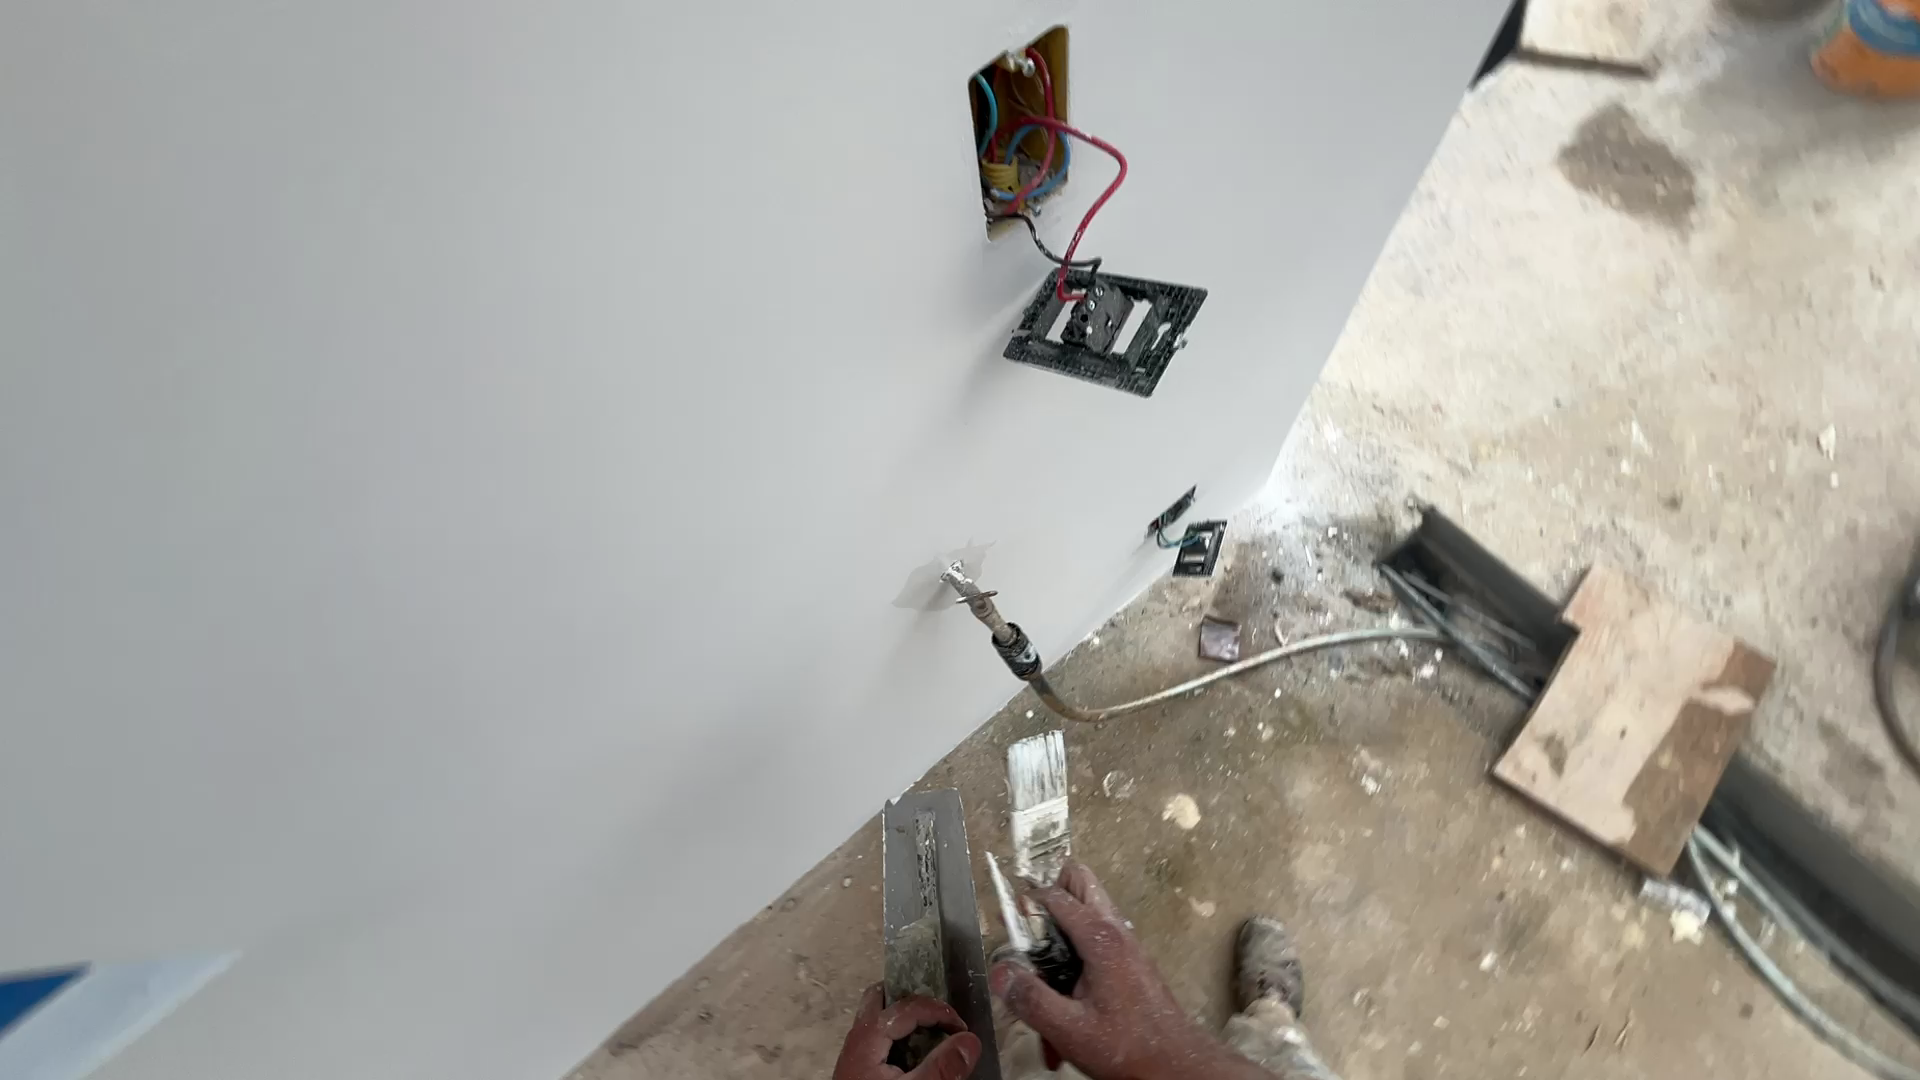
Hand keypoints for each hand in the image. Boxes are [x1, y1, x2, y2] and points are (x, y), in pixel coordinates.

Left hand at [832, 984, 981, 1079]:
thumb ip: (942, 1067)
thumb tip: (972, 1040)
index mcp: (869, 1034)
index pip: (909, 1005)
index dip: (940, 1012)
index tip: (962, 1030)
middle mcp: (858, 1034)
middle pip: (882, 997)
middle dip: (912, 1000)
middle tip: (939, 1017)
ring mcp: (855, 1051)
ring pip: (878, 1016)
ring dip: (904, 1018)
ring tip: (930, 1032)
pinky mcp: (858, 1068)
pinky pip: (878, 1037)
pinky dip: (898, 1035)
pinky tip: (915, 1054)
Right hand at [990, 862, 1252, 1079]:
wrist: (1180, 1069)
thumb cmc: (1129, 1048)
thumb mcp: (1071, 1029)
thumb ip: (1032, 999)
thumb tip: (999, 972)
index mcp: (1099, 936)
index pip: (1055, 895)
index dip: (1027, 905)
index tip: (1009, 924)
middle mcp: (1114, 928)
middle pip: (1078, 880)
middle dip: (1050, 895)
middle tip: (1031, 930)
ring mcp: (1125, 942)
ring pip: (1087, 909)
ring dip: (1062, 929)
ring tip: (1045, 972)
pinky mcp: (1129, 960)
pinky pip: (1096, 938)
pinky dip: (1077, 955)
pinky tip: (1069, 998)